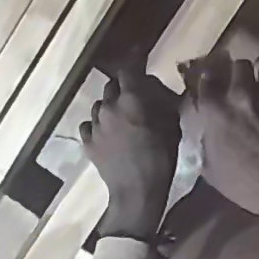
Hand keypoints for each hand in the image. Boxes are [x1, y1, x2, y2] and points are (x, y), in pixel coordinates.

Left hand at [79, 64, 180, 238]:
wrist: (136, 191)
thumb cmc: (160, 158)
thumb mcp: (171, 127)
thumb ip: (163, 103)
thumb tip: (158, 91)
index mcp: (131, 99)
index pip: (128, 70)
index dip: (135, 67)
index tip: (140, 68)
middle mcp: (108, 106)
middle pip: (111, 86)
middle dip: (122, 88)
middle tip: (134, 97)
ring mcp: (94, 124)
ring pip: (99, 105)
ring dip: (110, 107)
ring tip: (121, 119)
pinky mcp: (87, 142)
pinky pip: (90, 125)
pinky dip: (98, 125)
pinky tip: (108, 134)